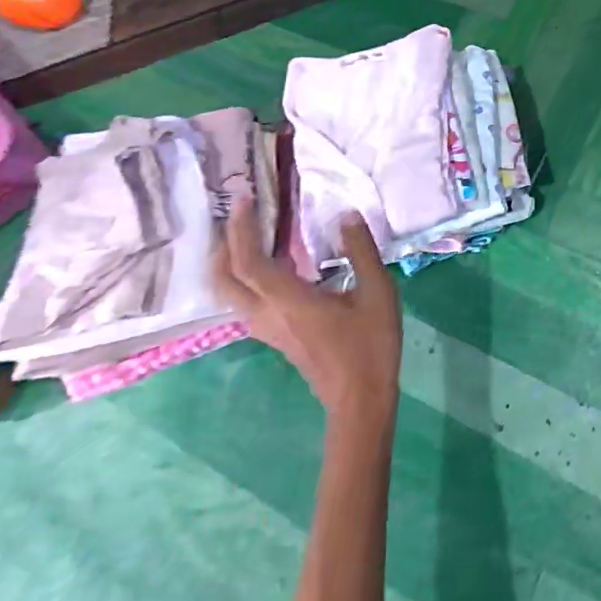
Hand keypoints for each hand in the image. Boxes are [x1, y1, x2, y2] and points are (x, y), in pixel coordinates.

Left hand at [214, 201, 402, 427]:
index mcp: (288, 300)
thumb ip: (361, 251)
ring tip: (252, 236)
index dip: (241, 229)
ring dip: (231, 263)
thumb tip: (346, 216)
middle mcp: (268, 314)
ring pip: (231, 294)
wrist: (361, 399)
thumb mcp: (377, 292)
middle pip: (224, 281)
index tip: (247, 200)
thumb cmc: (370, 345)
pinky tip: (275, 267)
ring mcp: (269, 329)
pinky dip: (248, 278)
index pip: (248, 262)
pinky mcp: (277, 337)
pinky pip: (247, 302)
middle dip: (222, 246)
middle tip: (238, 219)